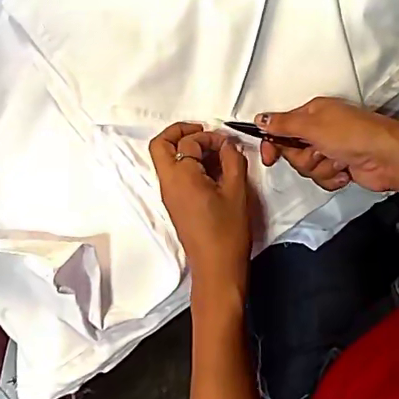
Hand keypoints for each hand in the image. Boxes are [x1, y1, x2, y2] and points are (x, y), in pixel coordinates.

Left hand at [149, 122, 253, 298]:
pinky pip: (174, 174)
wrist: (217, 268)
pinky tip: (212, 170)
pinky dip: (188, 163)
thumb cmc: (227, 233)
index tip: (227, 144)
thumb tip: (229, 145)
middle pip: (160, 144)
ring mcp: (169, 194)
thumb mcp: (237, 191)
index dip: (210, 136)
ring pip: (166, 159)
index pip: (188, 141)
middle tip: (204, 132)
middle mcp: (168, 183)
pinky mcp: (175, 204)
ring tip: (214, 153)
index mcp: (180, 176)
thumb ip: (233, 161)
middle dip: (180, 131)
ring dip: (185, 147)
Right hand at [255, 98, 398, 192]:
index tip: (269, 156)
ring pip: (307, 167)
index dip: (272, 143)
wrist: (388, 158)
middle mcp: (320, 130)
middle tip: (319, 152)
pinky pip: (321, 178)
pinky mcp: (340, 167)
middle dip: (304, 158)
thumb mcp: (312, 126)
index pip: (280, 128)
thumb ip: (282, 124)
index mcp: (313, 113)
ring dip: (320, 168)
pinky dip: (331, 177)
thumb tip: (260, 119)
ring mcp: (331, 149)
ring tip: (337, 161)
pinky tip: (345, 171)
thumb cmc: (355, 135)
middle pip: (292, 151)